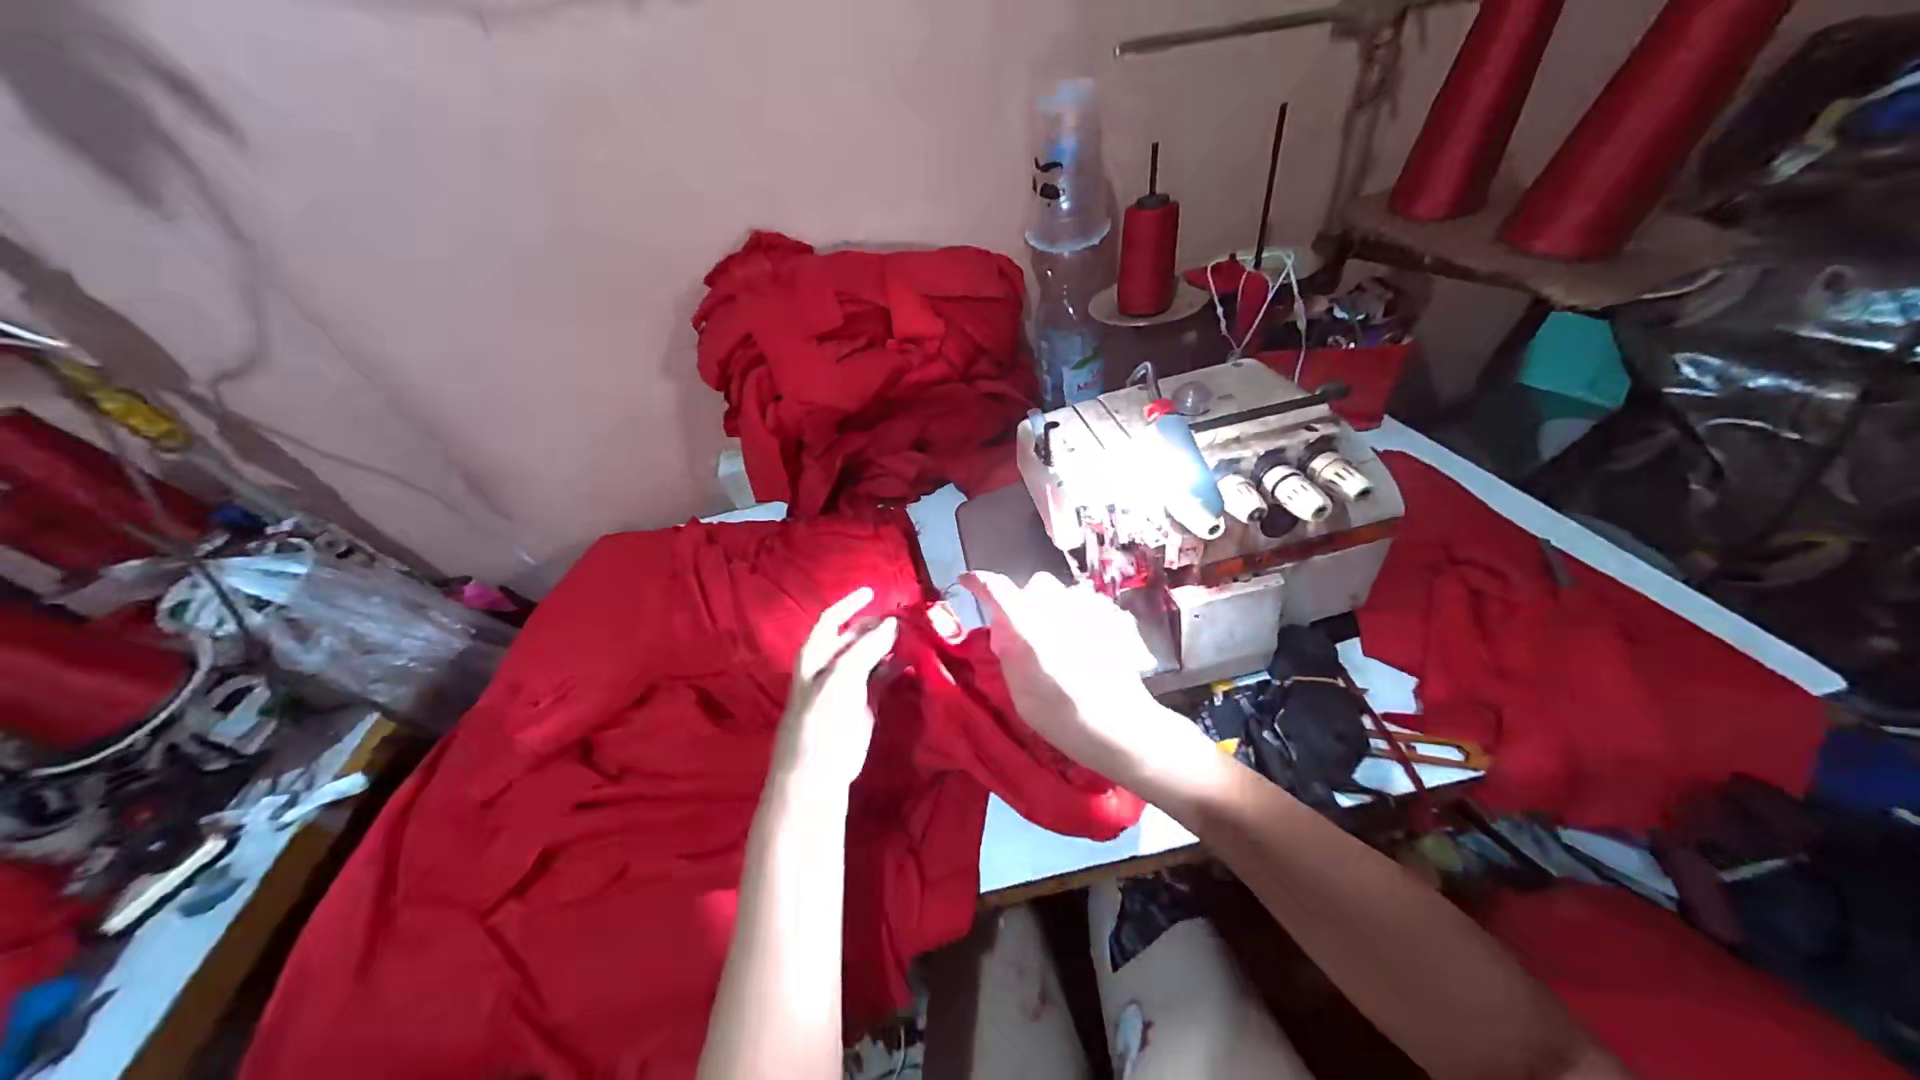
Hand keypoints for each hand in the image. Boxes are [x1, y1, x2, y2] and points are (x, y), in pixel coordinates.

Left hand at [772, 587, 899, 790]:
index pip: (832, 619)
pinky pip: (882, 677)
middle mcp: (831, 664)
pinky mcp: (865, 703)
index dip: (850, 603)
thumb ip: (866, 649)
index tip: (873, 590)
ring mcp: (849, 684)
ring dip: (890, 644)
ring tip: (914, 635)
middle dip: (878, 624)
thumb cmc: (820, 719)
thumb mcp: (841, 678)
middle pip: (856, 636)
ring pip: (872, 655)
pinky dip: (896, 667)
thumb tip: (891, 623)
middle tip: (907, 617)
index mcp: (815, 654)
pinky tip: (913, 659)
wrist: (819, 769)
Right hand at [960, 571, 1213, 791]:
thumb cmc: (1064, 719)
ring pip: (1064, 593)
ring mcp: (1091, 608)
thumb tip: (1004, 628)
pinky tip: (1087, 644)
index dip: (978, 582)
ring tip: (1063, 640)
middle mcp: (1059, 608)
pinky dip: (1081, 617)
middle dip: (1026, 602)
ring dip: (1056, 609)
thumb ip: (1009, 653)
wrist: (1123, 727)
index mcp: (1030, 628)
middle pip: (1035, 585)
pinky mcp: (1114, 616)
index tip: (968, 583)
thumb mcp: (1020, 693)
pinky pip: (1088, 605)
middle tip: (1027, 632)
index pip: (997, 588)